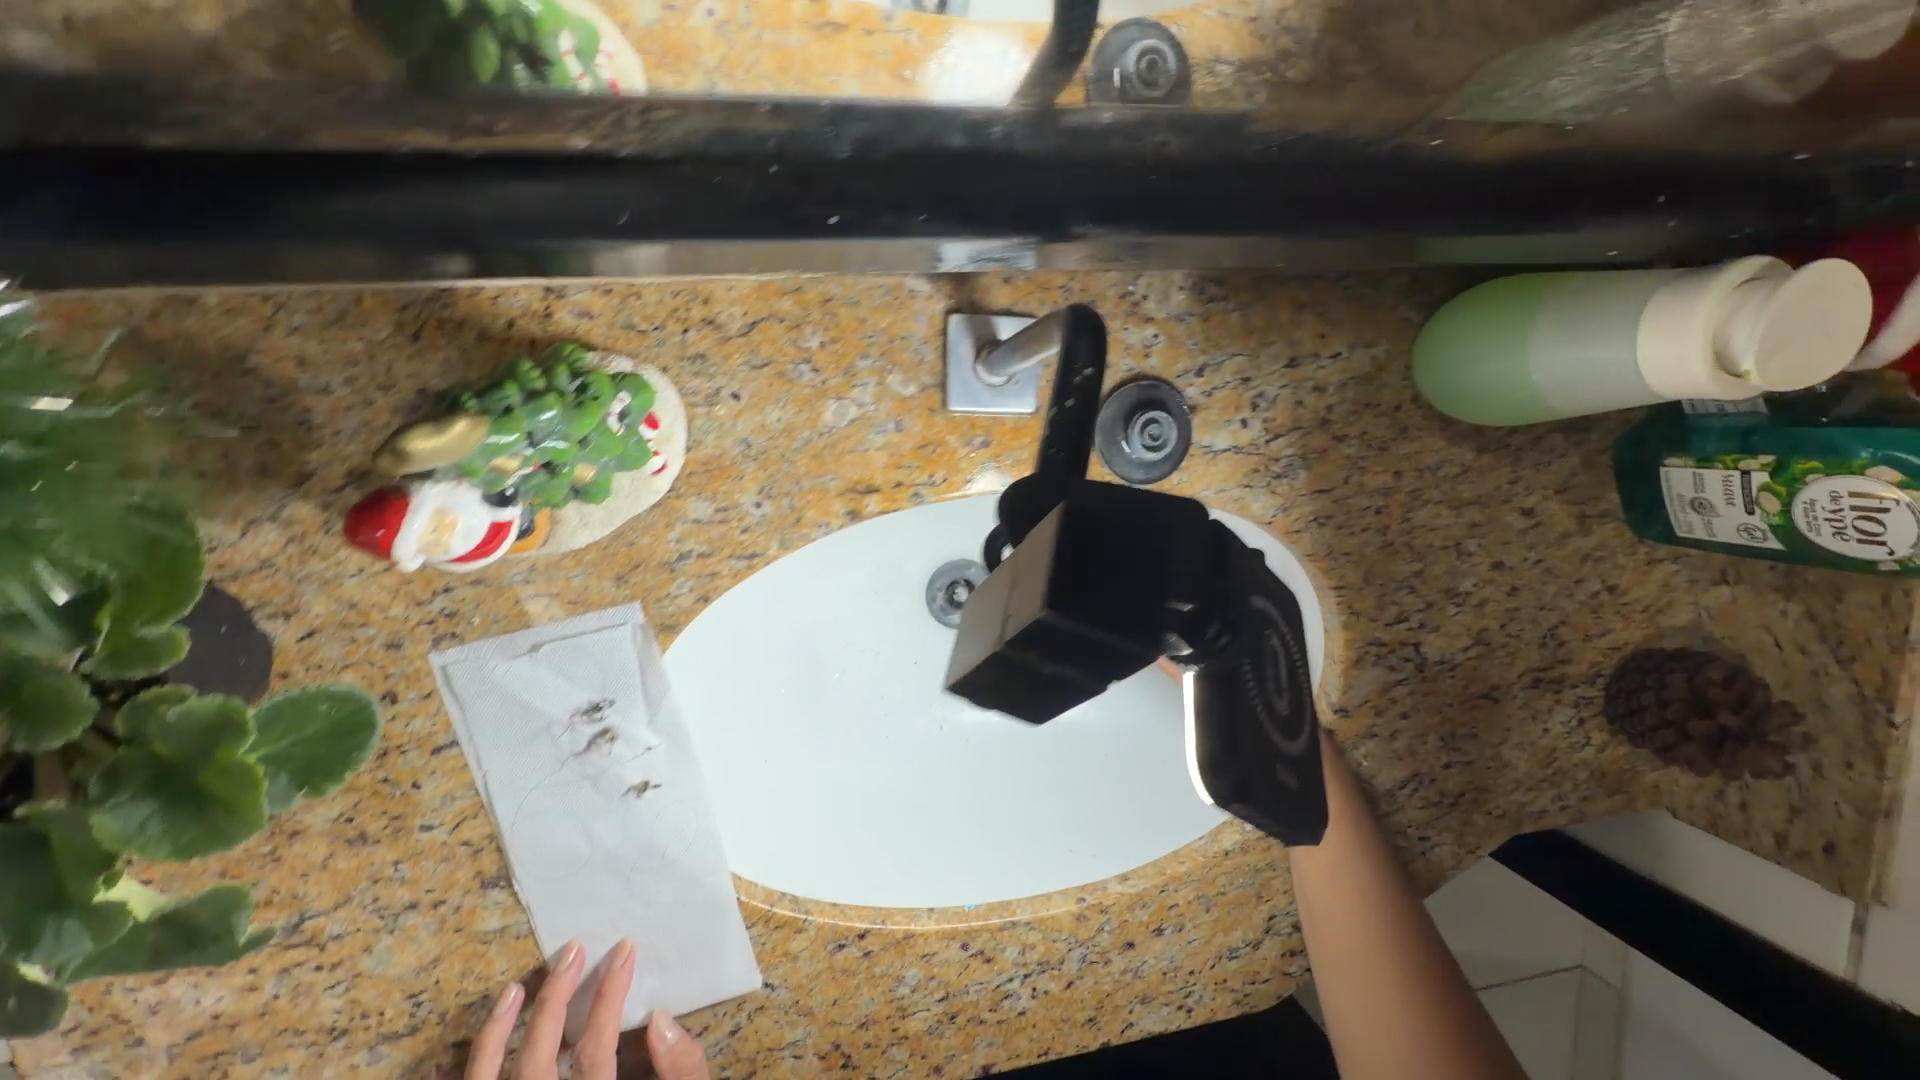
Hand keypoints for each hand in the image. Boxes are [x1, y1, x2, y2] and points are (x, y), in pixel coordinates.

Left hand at [465, 939, 711, 1079]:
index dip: (610, 997)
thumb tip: (662, 1020)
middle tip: (575, 949)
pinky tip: (443, 1061)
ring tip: (513, 991)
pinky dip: (457, 1079)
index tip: (625, 950)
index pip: (593, 1051)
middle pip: (535, 1059)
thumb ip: (683, 1072)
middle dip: (555, 997)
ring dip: (496, 1035)